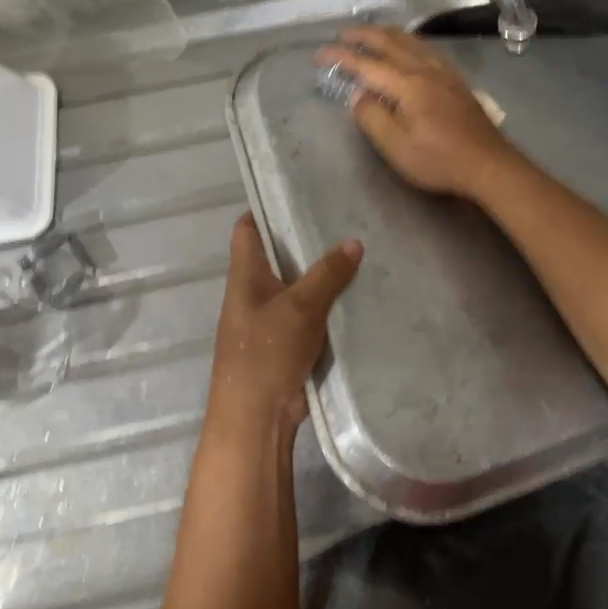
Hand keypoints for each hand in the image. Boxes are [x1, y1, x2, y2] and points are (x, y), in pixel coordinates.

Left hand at [209, 213, 361, 426]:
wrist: (257, 417)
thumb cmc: (266, 353)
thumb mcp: (300, 308)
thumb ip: (327, 274)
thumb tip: (354, 241)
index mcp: (246, 276)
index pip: (247, 229)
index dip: (266, 208)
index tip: (299, 191)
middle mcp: (255, 292)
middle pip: (278, 255)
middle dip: (306, 239)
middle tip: (345, 217)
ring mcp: (272, 319)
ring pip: (298, 285)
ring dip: (322, 273)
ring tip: (361, 248)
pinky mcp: (289, 343)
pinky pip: (311, 313)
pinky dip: (330, 303)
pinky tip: (360, 292)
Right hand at [317, 27, 524, 199]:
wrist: (489, 164)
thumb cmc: (439, 160)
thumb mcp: (397, 147)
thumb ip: (372, 117)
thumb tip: (357, 94)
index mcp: (408, 84)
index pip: (366, 64)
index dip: (340, 57)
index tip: (319, 55)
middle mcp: (426, 70)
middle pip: (391, 42)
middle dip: (363, 35)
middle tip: (342, 34)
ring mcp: (445, 73)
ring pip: (412, 41)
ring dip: (387, 34)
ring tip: (371, 33)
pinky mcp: (457, 81)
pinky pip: (427, 49)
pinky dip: (409, 41)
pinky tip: (410, 48)